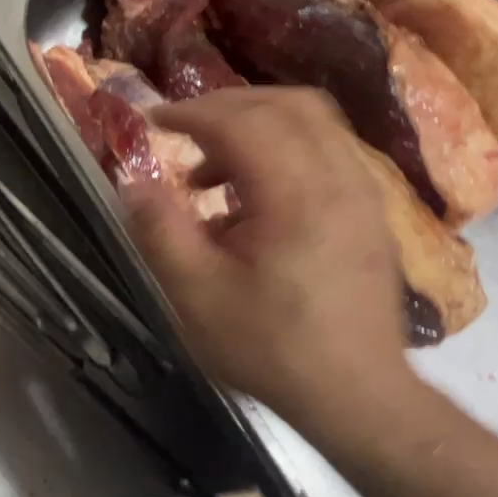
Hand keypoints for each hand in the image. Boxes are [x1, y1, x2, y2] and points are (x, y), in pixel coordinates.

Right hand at [128, 88, 412, 419]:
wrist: (353, 390)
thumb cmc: (265, 344)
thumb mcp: (192, 292)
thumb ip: (159, 229)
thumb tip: (131, 182)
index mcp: (298, 196)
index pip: (246, 122)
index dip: (192, 113)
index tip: (148, 122)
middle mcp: (342, 180)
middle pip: (289, 106)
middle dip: (226, 107)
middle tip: (176, 131)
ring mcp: (362, 195)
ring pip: (312, 126)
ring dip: (251, 130)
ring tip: (201, 175)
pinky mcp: (366, 214)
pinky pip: (322, 155)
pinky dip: (276, 154)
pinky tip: (240, 200)